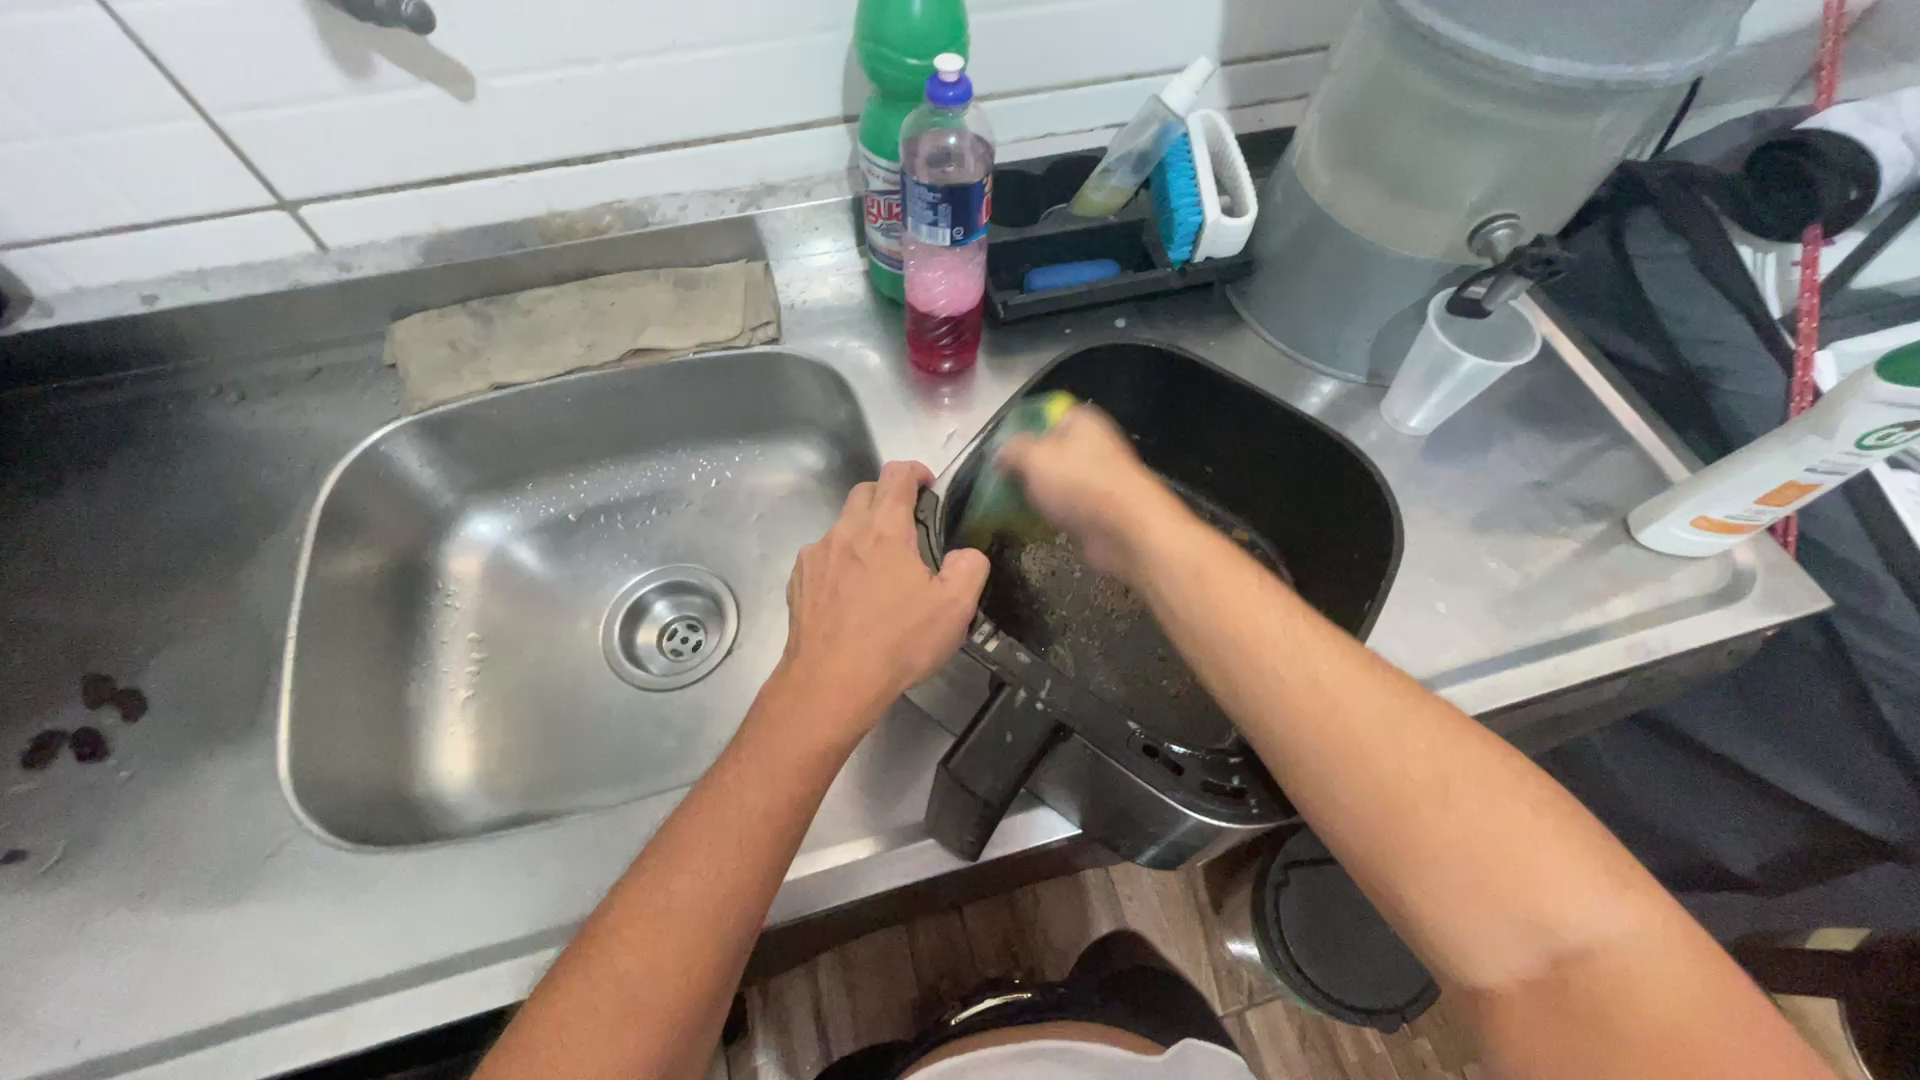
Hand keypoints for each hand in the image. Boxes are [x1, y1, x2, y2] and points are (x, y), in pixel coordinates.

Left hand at [775, 461, 989, 737]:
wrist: (831, 683)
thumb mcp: (955, 609)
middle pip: (864, 492)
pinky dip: (840, 562)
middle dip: (888, 497)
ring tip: (881, 569)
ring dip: (863, 533)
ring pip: (841, 526)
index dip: (916, 471)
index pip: (896, 474)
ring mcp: (815, 557)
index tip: (928, 485)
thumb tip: (966, 554)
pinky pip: (822, 557)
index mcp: (884, 529)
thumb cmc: (897, 642)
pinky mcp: (798, 582)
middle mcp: (845, 532)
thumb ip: (969, 568)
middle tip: (909, 526)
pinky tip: (851, 596)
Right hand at [995, 405, 1194, 581]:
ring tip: (1004, 503)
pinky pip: (1063, 506)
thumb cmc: (1080, 484)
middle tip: (994, 479)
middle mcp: (1090, 445)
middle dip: (1022, 464)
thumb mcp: (1035, 457)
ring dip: (1033, 492)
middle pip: (1047, 449)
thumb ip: (1012, 450)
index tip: (995, 448)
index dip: (1017, 428)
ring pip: (1054, 480)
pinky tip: (1026, 521)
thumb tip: (999, 453)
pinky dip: (1047, 513)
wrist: (1127, 532)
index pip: (1043, 414)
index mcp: (1080, 421)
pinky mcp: (1096, 509)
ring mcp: (1094, 478)